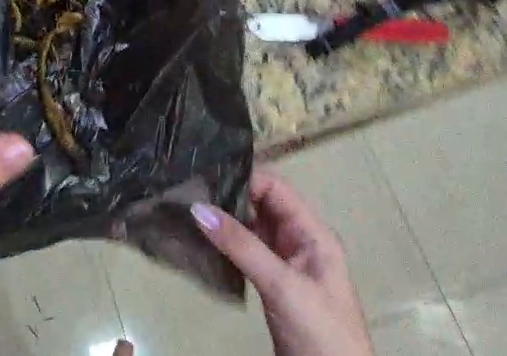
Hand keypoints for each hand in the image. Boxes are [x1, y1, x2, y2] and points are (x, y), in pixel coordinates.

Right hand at [191, 168, 374, 355]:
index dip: (243, 177)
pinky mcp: (272, 285)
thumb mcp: (282, 286)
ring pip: (251, 228)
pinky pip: (246, 252)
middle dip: (228, 195)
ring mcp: (286, 264)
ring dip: (224, 219)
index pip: (276, 188)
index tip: (204, 173)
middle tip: (186, 187)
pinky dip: (225, 244)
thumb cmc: (320, 332)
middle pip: (262, 204)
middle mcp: (300, 242)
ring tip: (185, 206)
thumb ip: (241, 245)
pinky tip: (199, 239)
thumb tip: (196, 206)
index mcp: (313, 234)